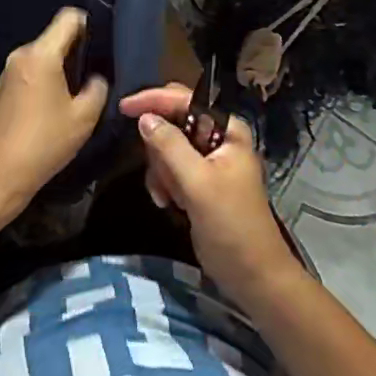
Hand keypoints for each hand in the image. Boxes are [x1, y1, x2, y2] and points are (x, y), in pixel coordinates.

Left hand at [0, 9, 107, 218]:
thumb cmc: (44, 142)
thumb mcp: (84, 116)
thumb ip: (98, 87)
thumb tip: (97, 76)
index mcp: (41, 53)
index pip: (69, 16)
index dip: (91, 23)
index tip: (108, 42)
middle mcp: (23, 53)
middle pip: (58, 35)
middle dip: (81, 47)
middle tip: (103, 68)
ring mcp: (11, 70)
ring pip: (47, 53)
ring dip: (67, 65)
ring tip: (87, 87)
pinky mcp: (7, 86)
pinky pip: (36, 68)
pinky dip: (52, 77)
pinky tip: (64, 101)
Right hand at [120, 85, 303, 305]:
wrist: (252, 275)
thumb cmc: (231, 225)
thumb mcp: (198, 183)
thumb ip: (170, 146)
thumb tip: (144, 118)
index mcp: (227, 129)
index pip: (185, 99)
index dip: (153, 100)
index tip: (123, 107)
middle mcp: (218, 137)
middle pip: (172, 121)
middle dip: (159, 148)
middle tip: (161, 175)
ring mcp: (208, 159)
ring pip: (166, 146)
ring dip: (161, 171)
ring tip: (168, 197)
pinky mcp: (198, 180)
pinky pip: (169, 167)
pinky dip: (164, 183)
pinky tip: (169, 203)